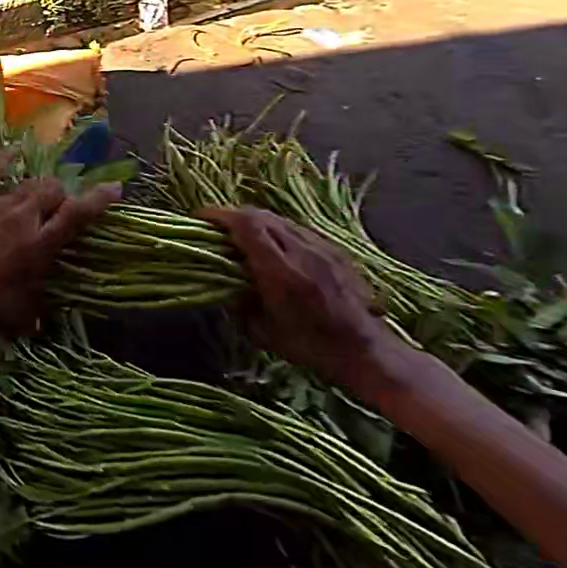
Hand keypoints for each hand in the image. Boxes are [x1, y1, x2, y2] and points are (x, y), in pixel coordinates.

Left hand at [0, 155, 119, 333]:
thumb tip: (38, 326)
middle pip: (53, 191)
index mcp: (41, 243)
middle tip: (58, 208)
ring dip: (38, 188)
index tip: (114, 188)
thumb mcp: (22, 311)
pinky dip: (5, 160)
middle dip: (61, 196)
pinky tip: (13, 150)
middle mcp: (25, 218)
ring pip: (28, 183)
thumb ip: (35, 313)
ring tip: (38, 196)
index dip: (98, 199)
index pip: (77, 214)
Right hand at [201, 208, 403, 387]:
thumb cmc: (310, 345)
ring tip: (242, 234)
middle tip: (216, 226)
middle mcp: (301, 252)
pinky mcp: (334, 251)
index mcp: (280, 271)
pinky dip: (277, 230)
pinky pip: (298, 229)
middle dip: (232, 215)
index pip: (246, 225)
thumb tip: (220, 283)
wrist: (366, 351)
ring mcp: (321, 248)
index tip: (200, 218)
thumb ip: (237, 302)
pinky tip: (274, 246)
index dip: (220, 216)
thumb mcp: (262, 331)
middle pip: (260, 215)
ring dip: (255, 221)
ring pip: (279, 219)